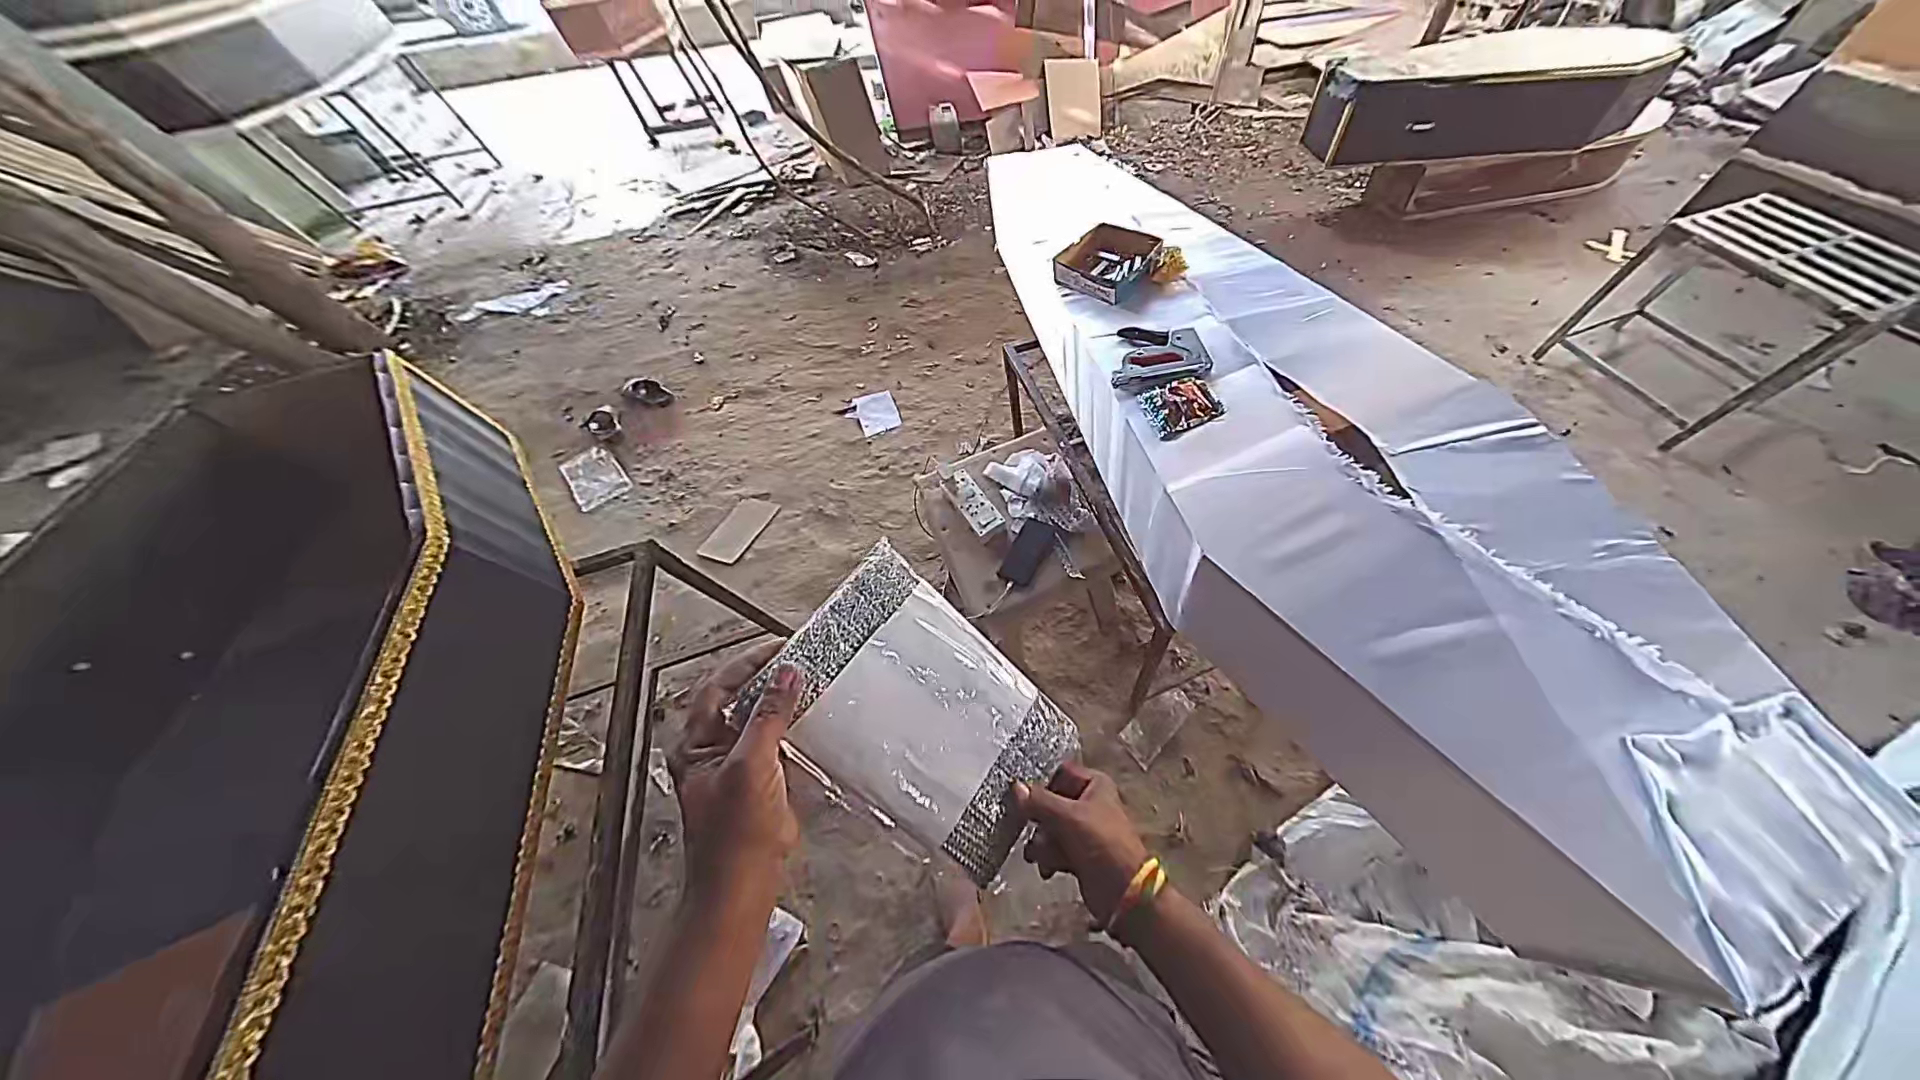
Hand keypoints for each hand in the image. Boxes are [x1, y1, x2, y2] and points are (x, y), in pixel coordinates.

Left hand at [669, 641, 800, 894]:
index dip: (748, 664)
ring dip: (782, 699)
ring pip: (760, 718)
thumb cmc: (734, 834)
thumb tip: (786, 676)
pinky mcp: (761, 776)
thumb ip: (768, 717)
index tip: (780, 649)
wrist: (745, 882)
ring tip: (808, 680)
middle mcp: (713, 748)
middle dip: (768, 678)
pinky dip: (794, 724)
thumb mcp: (751, 765)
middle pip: (739, 698)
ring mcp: (738, 762)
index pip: (719, 687)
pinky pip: (777, 738)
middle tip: (798, 659)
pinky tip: (811, 715)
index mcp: (695, 743)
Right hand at [1014, 762, 1150, 927]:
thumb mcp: (1068, 817)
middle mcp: (1089, 803)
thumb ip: (1039, 801)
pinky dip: (1048, 857)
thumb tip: (1015, 787)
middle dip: (1039, 820)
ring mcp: (1083, 830)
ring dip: (1042, 842)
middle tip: (1032, 831)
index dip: (1042, 784)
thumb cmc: (1102, 844)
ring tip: (1042, 854)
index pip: (1059, 773)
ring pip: (1049, 828)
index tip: (1023, 798)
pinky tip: (1047, 868)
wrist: (1125, 894)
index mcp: (1094, 785)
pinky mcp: (1079, 854)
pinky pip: (1054, 849)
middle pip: (1050, 803)